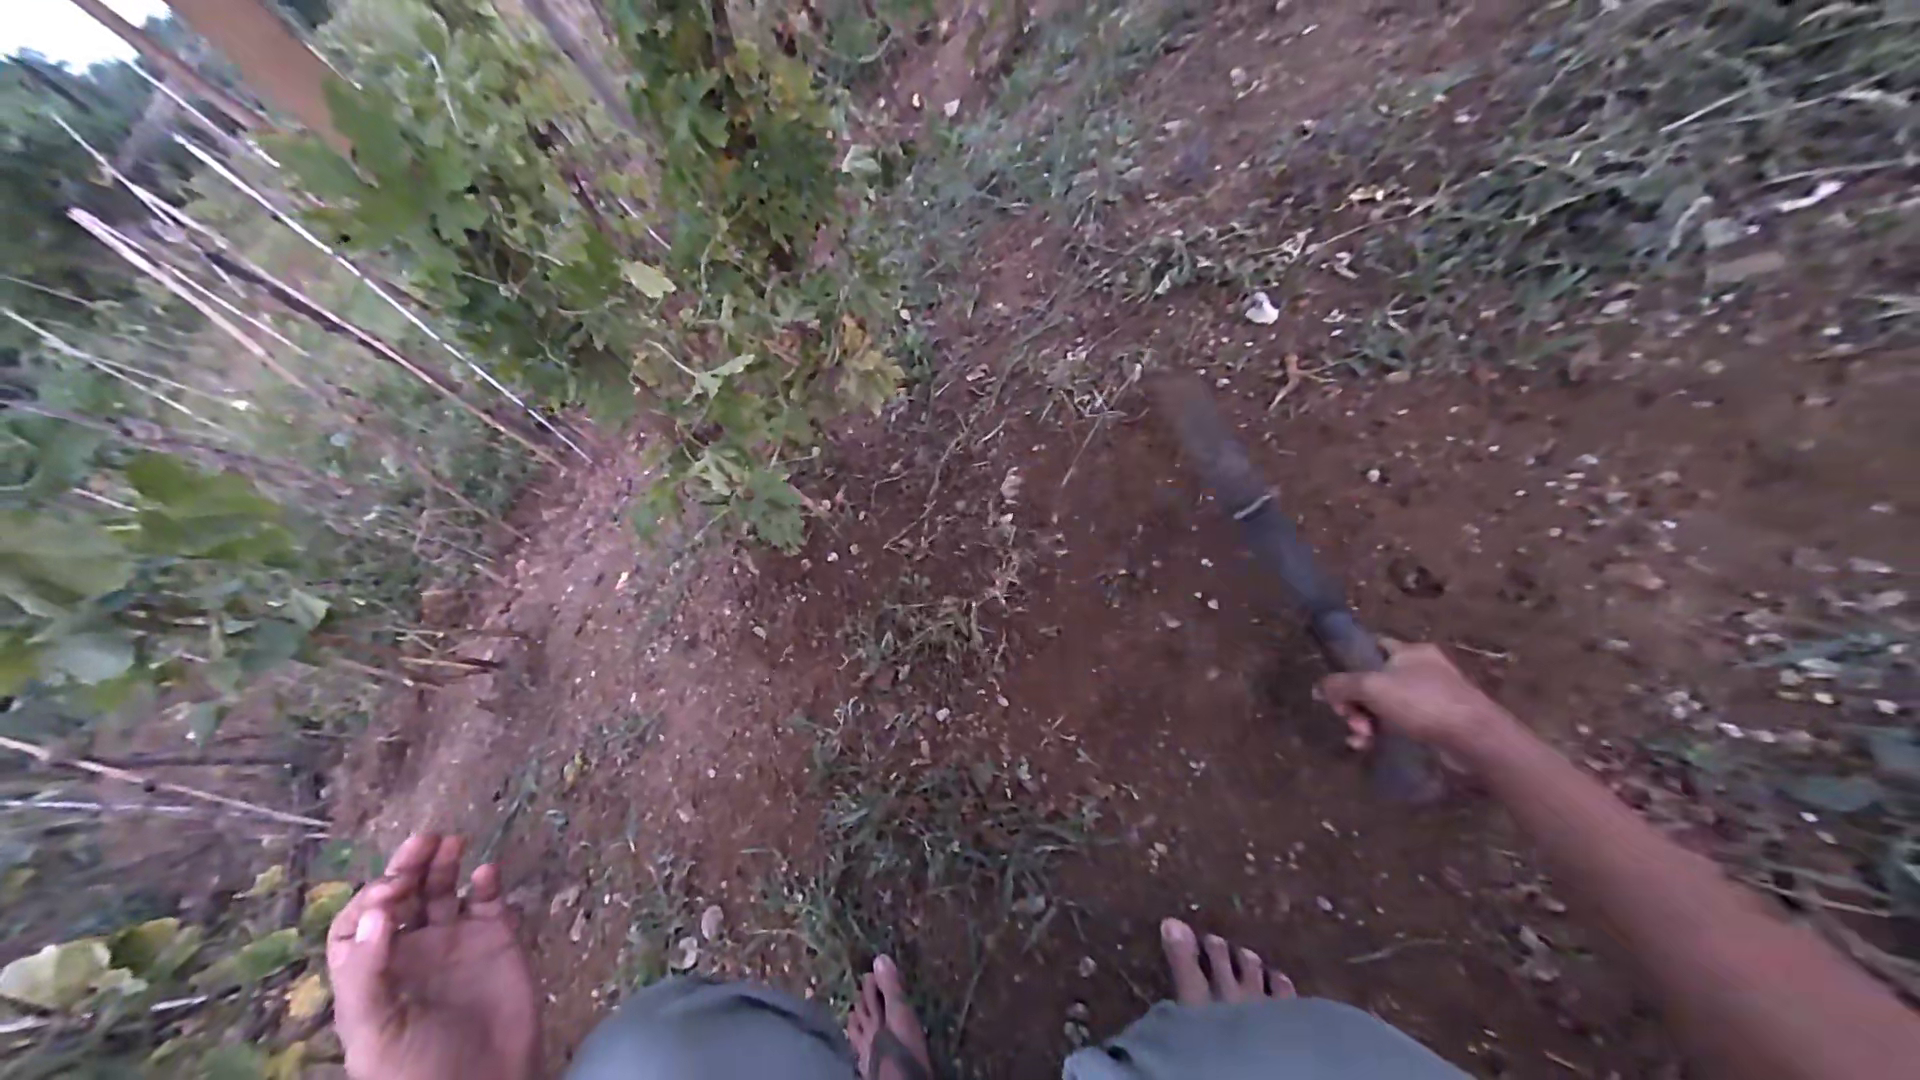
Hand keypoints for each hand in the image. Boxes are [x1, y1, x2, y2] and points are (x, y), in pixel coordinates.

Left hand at [327, 834, 537, 1079]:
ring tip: (452, 844)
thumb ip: (369, 973)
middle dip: (410, 867)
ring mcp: (456, 942)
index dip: (372, 899)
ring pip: (446, 891)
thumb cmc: (415, 1069)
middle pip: (405, 897)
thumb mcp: (375, 1031)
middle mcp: (412, 952)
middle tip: (424, 839)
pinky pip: (490, 901)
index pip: (360, 923)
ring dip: (446, 866)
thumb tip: (379, 911)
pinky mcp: (497, 937)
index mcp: (373, 974)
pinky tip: (487, 874)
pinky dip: (488, 883)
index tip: (395, 890)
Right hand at [1318, 640, 1523, 762]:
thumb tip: (1319, 689)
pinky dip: (1381, 733)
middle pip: (1372, 680)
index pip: (1372, 646)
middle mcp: (1422, 669)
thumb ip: (1339, 685)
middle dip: (1354, 702)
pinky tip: (1369, 746)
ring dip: (1364, 721)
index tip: (1338, 684)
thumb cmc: (1423, 702)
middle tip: (1348, 718)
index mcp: (1410, 651)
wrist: (1478, 740)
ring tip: (1360, 738)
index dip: (1351, 661)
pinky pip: (1399, 723)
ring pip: (1383, 704)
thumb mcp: (1370, 687)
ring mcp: (1432, 697)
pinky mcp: (1438, 723)